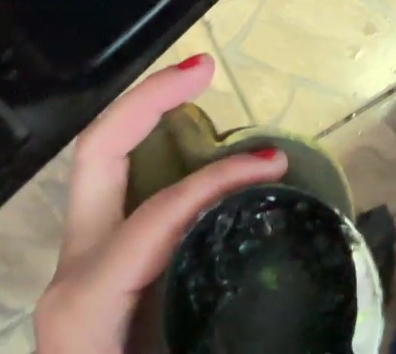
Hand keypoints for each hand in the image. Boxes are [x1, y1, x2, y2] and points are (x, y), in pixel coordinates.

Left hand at [35, 56, 286, 353]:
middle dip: (149, 101)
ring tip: (199, 93)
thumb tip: (323, 332)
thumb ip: (238, 339)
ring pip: (103, 168)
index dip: (218, 180)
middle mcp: (71, 271)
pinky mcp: (93, 277)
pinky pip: (119, 198)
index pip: (158, 213)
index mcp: (88, 302)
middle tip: (204, 68)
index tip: (274, 163)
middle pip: (98, 154)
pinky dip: (155, 162)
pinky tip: (192, 155)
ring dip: (148, 121)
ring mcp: (77, 271)